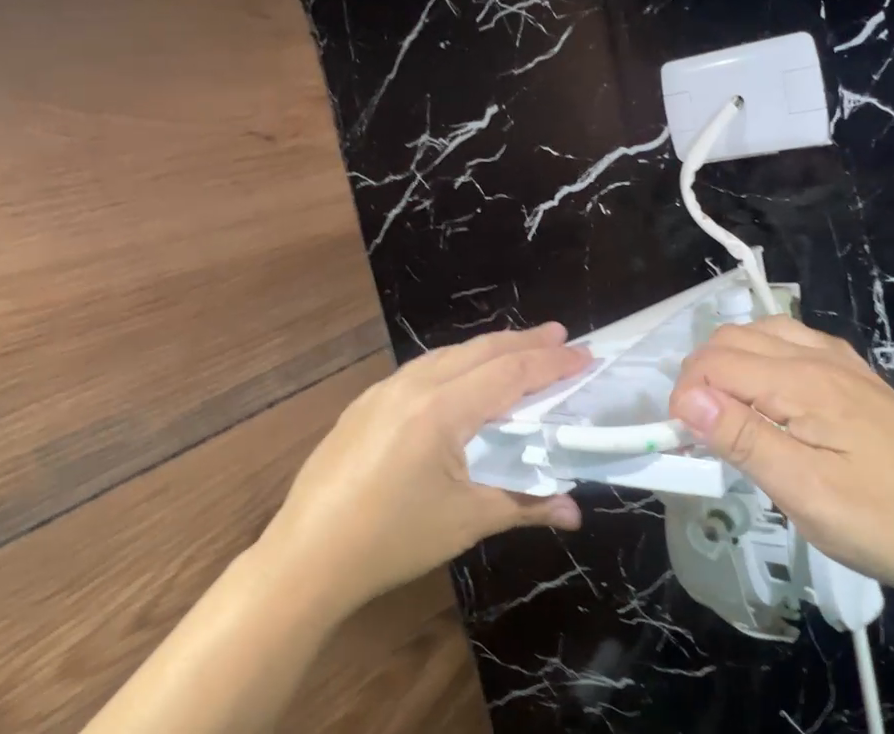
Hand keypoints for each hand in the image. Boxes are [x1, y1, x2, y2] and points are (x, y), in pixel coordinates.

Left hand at [258, 324, 589, 614]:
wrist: (307, 557)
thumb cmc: (392, 539)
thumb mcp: (467, 521)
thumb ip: (525, 505)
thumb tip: (574, 513)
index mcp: (441, 409)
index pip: (510, 374)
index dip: (551, 364)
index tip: (586, 355)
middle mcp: (412, 387)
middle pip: (480, 351)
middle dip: (524, 342)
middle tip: (561, 337)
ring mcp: (382, 392)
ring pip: (447, 356)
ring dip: (488, 351)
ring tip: (518, 352)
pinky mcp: (363, 406)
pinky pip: (420, 371)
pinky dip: (454, 365)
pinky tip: (460, 380)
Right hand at [669, 317, 893, 604]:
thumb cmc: (892, 522)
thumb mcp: (808, 493)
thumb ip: (742, 438)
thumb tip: (684, 396)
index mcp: (800, 381)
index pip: (712, 362)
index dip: (683, 399)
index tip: (685, 447)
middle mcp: (819, 357)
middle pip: (732, 338)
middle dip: (699, 377)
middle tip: (702, 438)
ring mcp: (844, 365)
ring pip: (762, 335)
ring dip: (730, 365)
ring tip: (729, 420)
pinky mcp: (861, 382)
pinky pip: (795, 347)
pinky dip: (764, 362)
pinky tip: (774, 403)